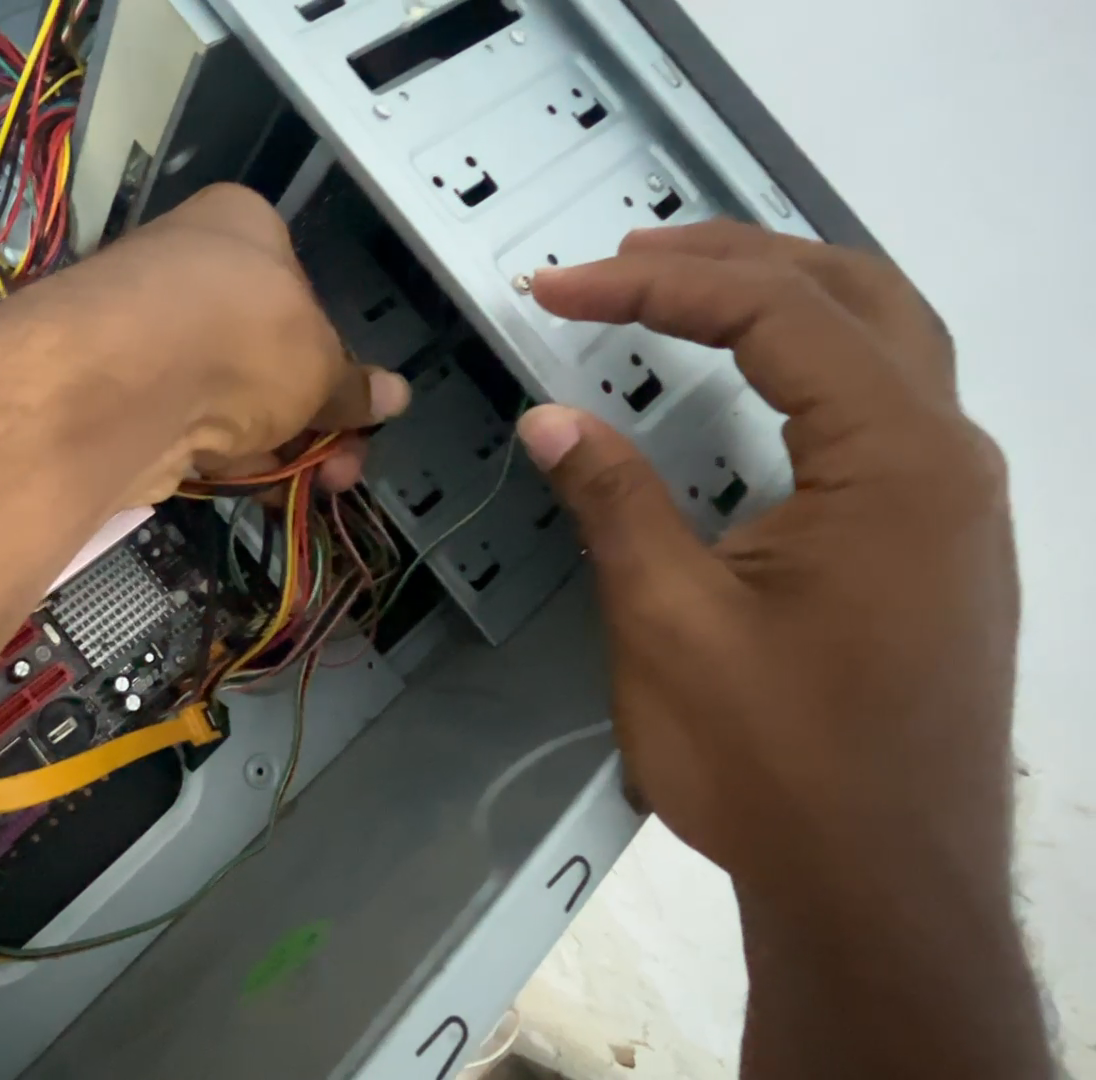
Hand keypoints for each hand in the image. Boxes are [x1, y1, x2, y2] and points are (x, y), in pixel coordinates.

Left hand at [8, 183, 410, 505]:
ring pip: (230, 398)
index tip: (353, 404)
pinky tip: (266, 489)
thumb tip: (393, 396)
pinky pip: (191, 430)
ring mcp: (149, 340)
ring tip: (322, 485)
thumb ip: (350, 387)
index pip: (297, 287)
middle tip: (344, 464)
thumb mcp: (319, 363)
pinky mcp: (124, 401)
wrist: (128, 382)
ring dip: (279, 446)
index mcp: (237, 226)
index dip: (331, 354)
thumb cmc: (244, 336)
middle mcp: (186, 273)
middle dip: (313, 417)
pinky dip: (229, 461)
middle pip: (264, 353)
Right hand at [518, 221, 1017, 894]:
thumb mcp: (668, 620)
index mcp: (895, 463)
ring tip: (671, 282)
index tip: (552, 288)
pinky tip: (738, 374)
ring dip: (773, 293)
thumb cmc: (770, 754)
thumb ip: (613, 502)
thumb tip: (548, 416)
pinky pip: (870, 400)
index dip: (653, 286)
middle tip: (619, 254)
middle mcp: (945, 456)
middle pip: (853, 295)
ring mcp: (944, 496)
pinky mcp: (920, 535)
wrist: (875, 881)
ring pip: (877, 339)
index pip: (776, 316)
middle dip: (729, 256)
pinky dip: (796, 356)